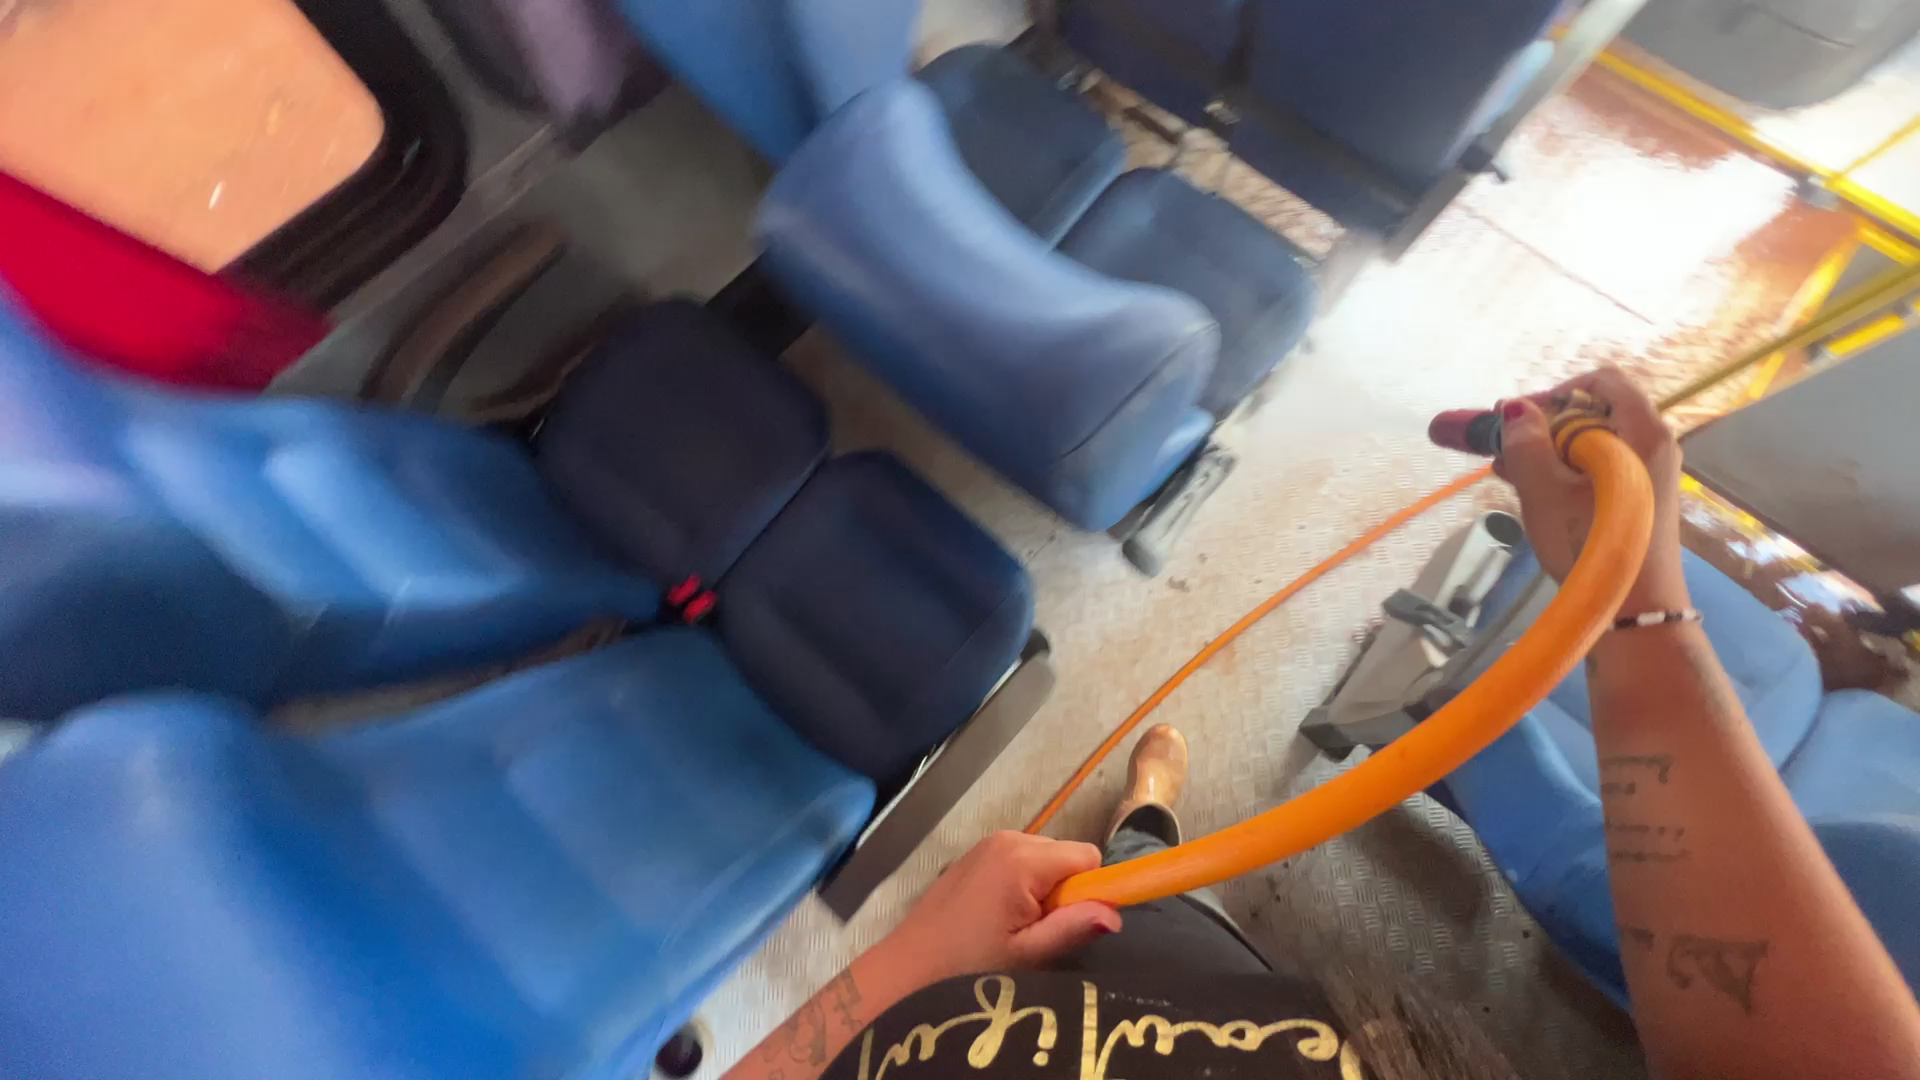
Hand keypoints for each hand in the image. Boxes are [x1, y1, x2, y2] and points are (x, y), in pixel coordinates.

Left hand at [868, 832, 1121, 985]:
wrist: (907, 967)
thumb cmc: (968, 965)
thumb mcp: (1026, 956)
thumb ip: (1071, 928)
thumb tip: (1116, 913)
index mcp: (1022, 859)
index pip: (1087, 856)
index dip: (1089, 890)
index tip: (1071, 923)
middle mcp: (1009, 838)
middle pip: (1066, 855)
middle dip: (1065, 891)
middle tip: (1036, 931)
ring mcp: (990, 842)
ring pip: (1045, 857)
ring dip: (1043, 889)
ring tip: (1015, 926)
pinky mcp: (978, 852)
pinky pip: (1022, 859)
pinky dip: (1023, 883)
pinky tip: (999, 915)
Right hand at [1429, 366, 1688, 614]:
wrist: (1631, 603)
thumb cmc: (1588, 540)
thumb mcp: (1545, 490)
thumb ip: (1527, 443)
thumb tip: (1513, 408)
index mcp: (1641, 433)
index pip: (1601, 382)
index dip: (1554, 393)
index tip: (1516, 419)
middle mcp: (1651, 444)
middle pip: (1592, 410)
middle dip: (1540, 423)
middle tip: (1502, 446)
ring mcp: (1645, 471)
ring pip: (1588, 440)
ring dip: (1543, 448)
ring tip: (1506, 469)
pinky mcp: (1634, 495)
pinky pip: (1592, 464)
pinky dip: (1558, 467)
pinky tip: (1528, 487)